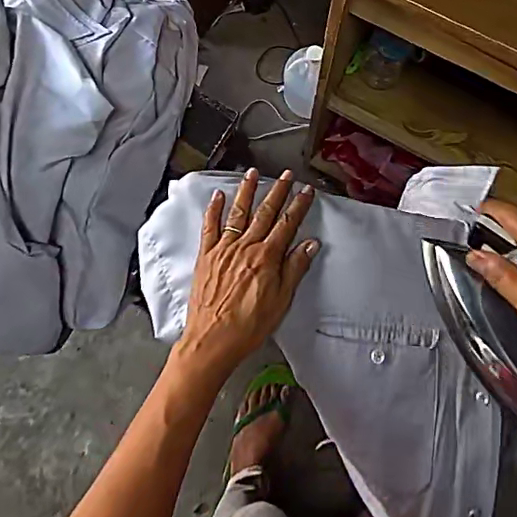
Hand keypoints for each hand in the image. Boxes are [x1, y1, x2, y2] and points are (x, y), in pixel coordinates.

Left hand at [169, 169, 318, 393]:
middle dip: (277, 191)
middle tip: (285, 175)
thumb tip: (310, 244)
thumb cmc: (248, 325)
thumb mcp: (282, 299)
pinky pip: (210, 228)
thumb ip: (295, 267)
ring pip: (238, 213)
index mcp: (267, 257)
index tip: (306, 191)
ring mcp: (224, 250)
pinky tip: (218, 197)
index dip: (299, 205)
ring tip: (252, 174)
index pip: (287, 223)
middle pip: (265, 212)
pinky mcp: (206, 258)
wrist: (211, 342)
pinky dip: (213, 210)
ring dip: (246, 191)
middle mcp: (246, 248)